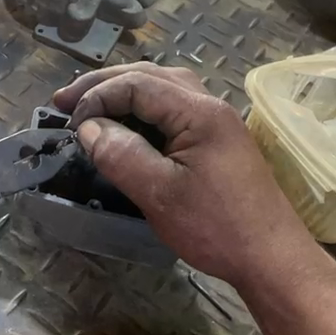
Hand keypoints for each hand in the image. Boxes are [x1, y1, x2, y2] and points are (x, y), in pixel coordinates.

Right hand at [52, 64, 318, 289]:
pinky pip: (171, 107)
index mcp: (198, 112)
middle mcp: (209, 106)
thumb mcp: (159, 194)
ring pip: (162, 87)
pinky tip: (123, 122)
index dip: (97, 97)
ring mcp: (215, 122)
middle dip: (103, 84)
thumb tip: (87, 128)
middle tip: (63, 101)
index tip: (69, 124)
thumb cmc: (216, 227)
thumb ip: (120, 155)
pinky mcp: (216, 140)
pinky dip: (140, 106)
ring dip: (122, 90)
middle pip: (149, 75)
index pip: (136, 84)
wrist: (272, 259)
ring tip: (88, 105)